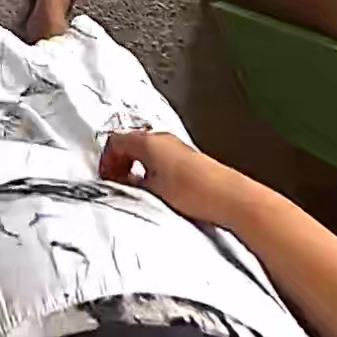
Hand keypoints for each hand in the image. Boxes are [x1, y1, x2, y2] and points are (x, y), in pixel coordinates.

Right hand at [100, 132, 279, 230]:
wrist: (231, 198)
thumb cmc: (192, 192)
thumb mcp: (151, 191)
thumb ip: (131, 184)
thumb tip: (122, 185)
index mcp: (147, 141)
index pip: (115, 142)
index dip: (106, 160)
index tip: (105, 177)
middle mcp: (161, 138)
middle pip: (130, 143)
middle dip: (120, 161)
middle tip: (116, 181)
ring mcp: (177, 147)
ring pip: (146, 151)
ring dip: (136, 166)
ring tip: (136, 188)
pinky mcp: (190, 159)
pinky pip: (161, 158)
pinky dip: (152, 169)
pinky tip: (158, 189)